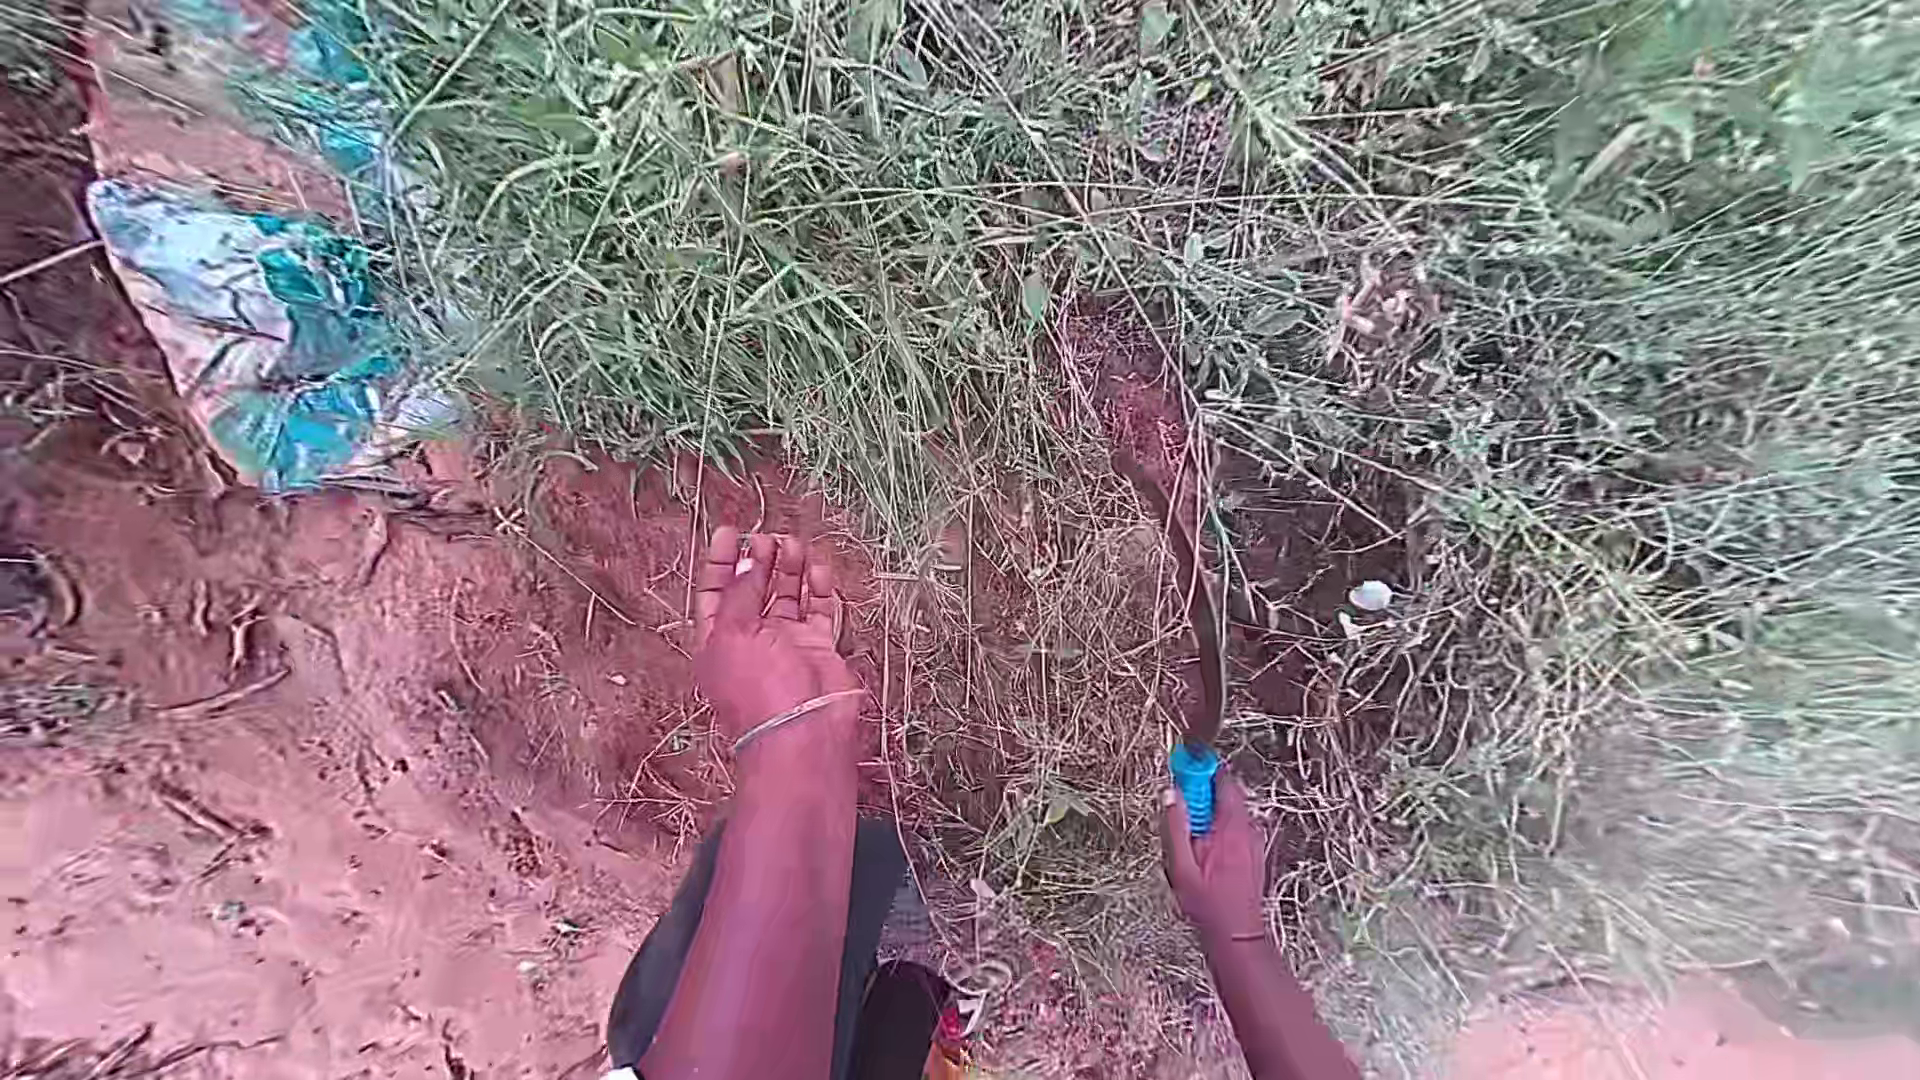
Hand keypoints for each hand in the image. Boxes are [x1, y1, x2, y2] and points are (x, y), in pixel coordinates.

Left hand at [691, 527, 860, 761]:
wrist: (804, 730)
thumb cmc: (759, 688)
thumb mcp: (733, 634)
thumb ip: (740, 593)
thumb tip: (744, 563)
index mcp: (719, 641)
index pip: (715, 592)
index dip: (720, 562)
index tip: (730, 533)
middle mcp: (752, 640)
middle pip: (754, 591)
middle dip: (759, 562)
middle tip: (768, 538)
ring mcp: (787, 643)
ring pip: (788, 597)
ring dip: (789, 570)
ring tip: (793, 545)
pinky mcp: (818, 647)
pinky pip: (819, 611)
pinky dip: (819, 590)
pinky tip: (817, 571)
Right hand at [1160, 773, 1265, 943]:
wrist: (1237, 937)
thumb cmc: (1209, 905)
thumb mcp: (1181, 865)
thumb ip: (1175, 825)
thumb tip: (1171, 794)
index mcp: (1230, 826)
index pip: (1221, 779)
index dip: (1199, 772)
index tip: (1181, 776)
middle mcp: (1247, 828)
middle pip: (1224, 791)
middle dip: (1200, 795)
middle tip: (1181, 814)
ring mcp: (1253, 840)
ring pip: (1229, 808)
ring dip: (1209, 812)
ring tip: (1192, 838)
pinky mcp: (1254, 851)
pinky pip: (1235, 824)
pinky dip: (1218, 826)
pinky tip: (1206, 851)